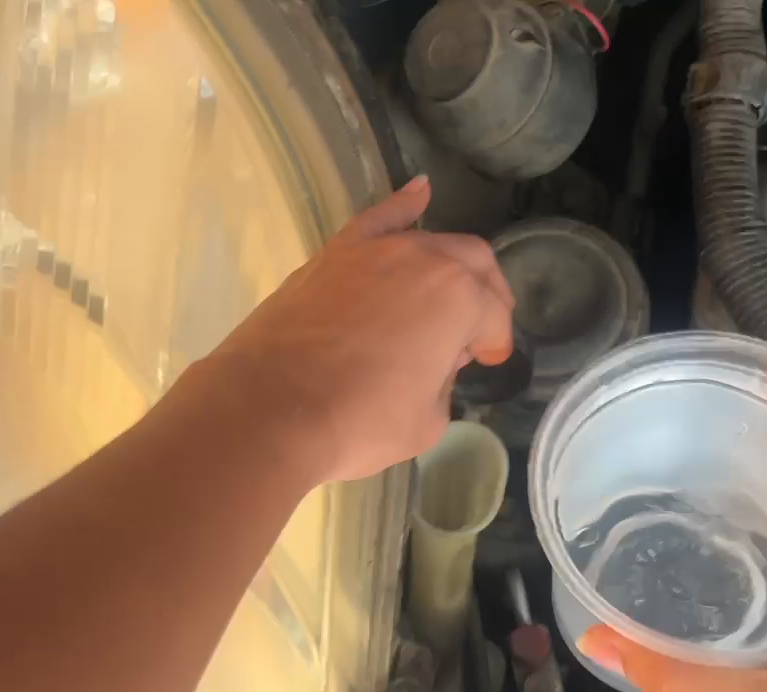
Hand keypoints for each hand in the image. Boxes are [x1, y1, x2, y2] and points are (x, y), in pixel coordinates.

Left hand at [196, 176, 514, 482]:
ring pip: (426, 242)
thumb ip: (442, 384)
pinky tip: (420, 193)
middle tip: (477, 329)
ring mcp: (373, 251)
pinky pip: (376, 221)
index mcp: (458, 299)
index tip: (487, 361)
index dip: (494, 341)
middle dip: (484, 296)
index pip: (492, 315)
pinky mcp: (332, 256)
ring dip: (447, 264)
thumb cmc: (358, 423)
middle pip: (470, 265)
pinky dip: (402, 206)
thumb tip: (432, 364)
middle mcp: (422, 259)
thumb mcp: (426, 422)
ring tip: (451, 288)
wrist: (271, 410)